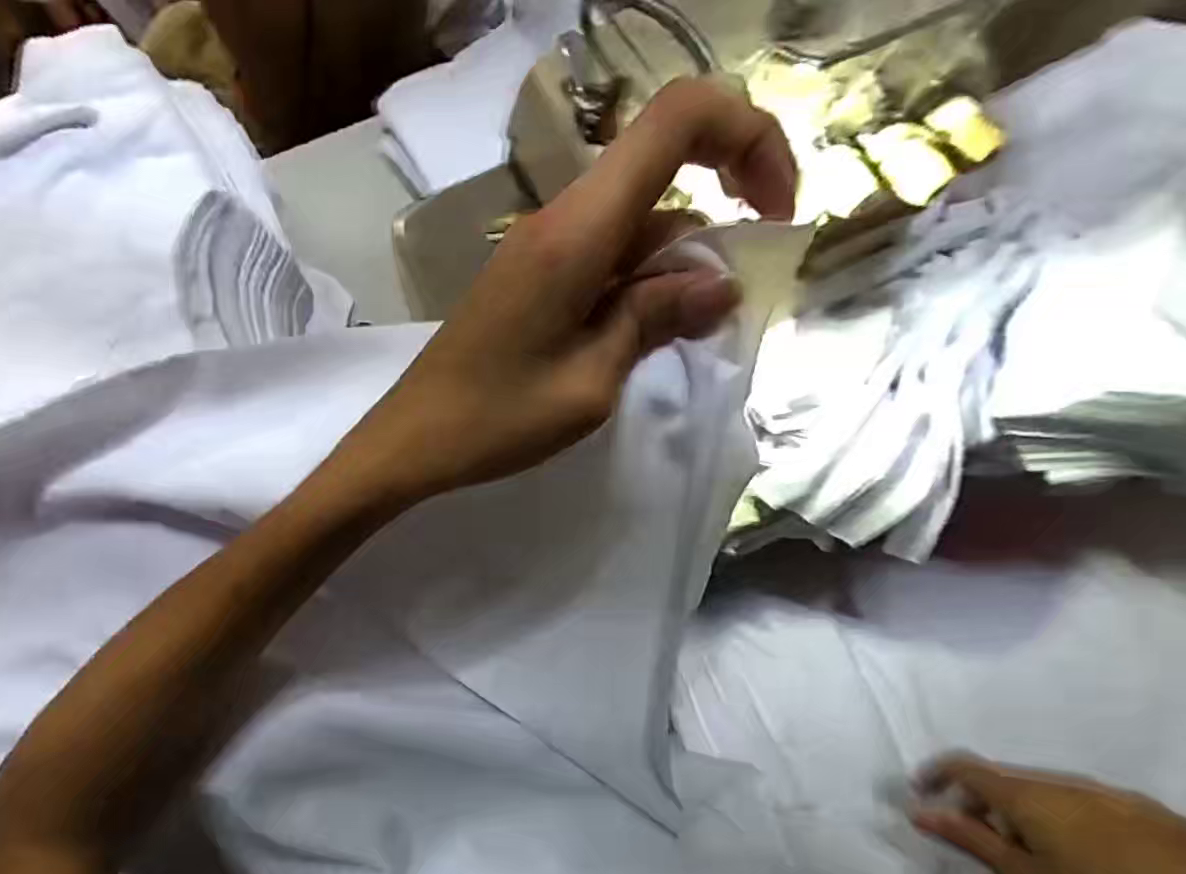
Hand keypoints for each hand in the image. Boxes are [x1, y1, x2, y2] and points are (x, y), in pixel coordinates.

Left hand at [328, 77, 796, 506]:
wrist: (410, 442)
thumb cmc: (494, 422)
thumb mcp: (591, 383)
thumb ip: (655, 320)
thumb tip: (721, 286)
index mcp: (577, 231)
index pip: (677, 119)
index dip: (746, 137)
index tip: (775, 209)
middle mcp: (559, 221)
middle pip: (661, 178)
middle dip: (715, 229)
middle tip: (727, 310)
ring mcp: (540, 249)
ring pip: (634, 226)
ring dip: (676, 269)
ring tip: (685, 340)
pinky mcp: (529, 279)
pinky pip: (602, 259)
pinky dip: (637, 286)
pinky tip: (641, 340)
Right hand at [915, 755, 1185, 873]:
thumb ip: (973, 841)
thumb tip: (920, 810)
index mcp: (1035, 796)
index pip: (967, 766)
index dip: (935, 774)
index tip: (919, 794)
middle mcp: (1075, 784)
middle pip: (1010, 780)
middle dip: (982, 802)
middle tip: (977, 839)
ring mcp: (1126, 799)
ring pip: (1055, 793)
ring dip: (1028, 814)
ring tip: (1035, 858)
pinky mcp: (1166, 821)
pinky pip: (1096, 807)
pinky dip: (1071, 823)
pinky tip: (1095, 866)